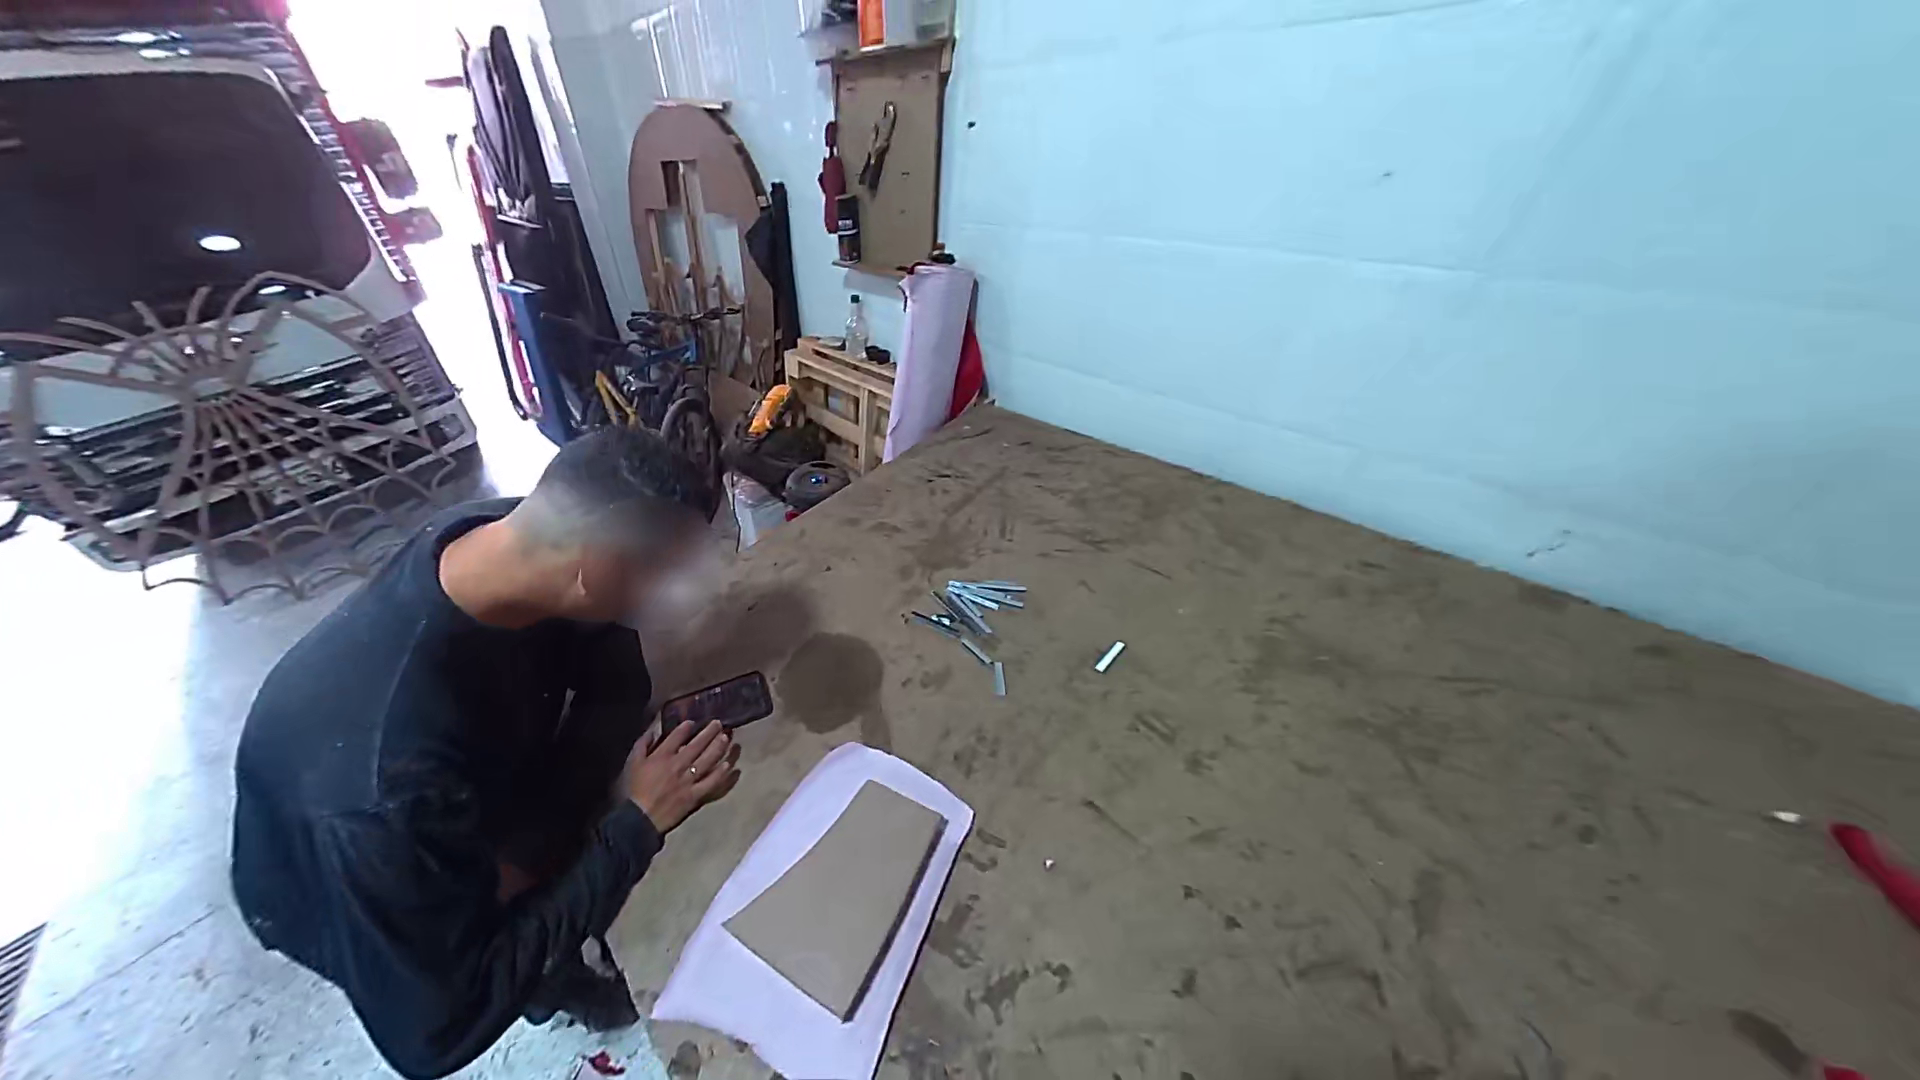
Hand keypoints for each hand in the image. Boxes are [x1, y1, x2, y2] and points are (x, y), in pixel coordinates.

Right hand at [626, 720, 739, 832]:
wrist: (638, 819)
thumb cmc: (635, 790)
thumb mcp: (633, 763)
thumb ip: (643, 744)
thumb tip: (653, 730)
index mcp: (662, 756)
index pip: (677, 736)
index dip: (687, 727)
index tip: (693, 722)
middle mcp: (679, 764)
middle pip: (698, 744)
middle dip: (710, 731)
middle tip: (719, 723)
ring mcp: (689, 779)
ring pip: (708, 759)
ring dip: (719, 747)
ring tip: (726, 738)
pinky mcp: (695, 794)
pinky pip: (711, 781)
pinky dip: (721, 773)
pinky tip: (728, 765)